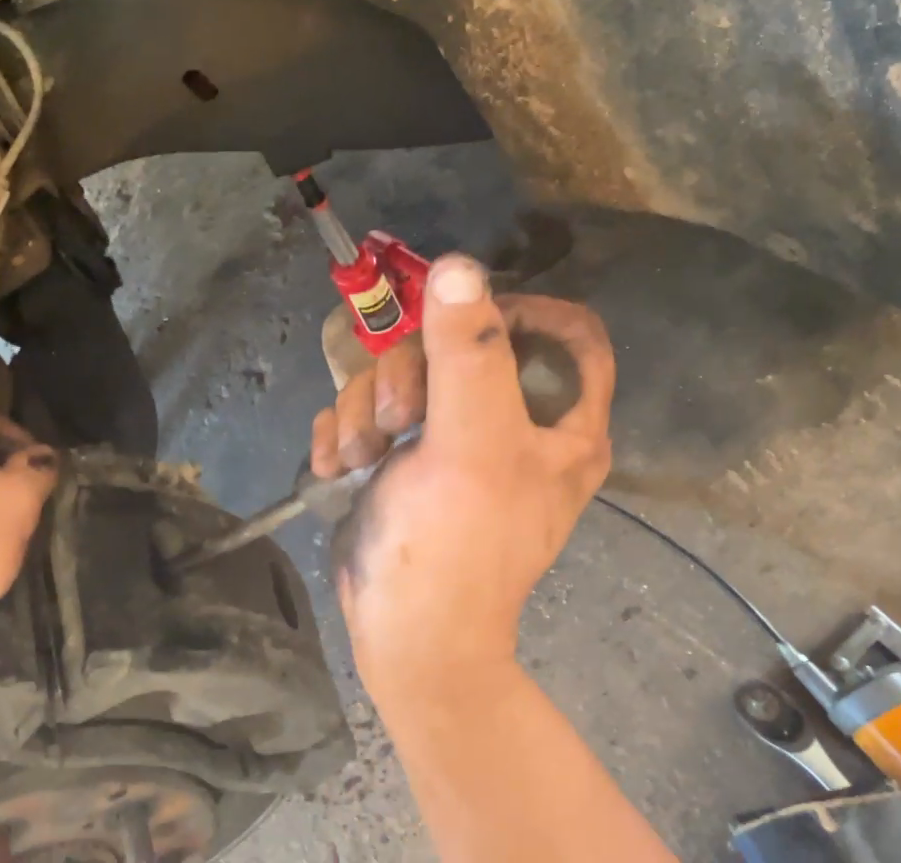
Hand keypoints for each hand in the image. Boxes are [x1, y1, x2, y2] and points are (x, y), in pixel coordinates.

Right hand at [313, 255, 615, 701]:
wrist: (401, 635)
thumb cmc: (456, 547)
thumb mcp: (472, 445)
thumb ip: (467, 355)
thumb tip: (456, 265)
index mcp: (559, 422)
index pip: (562, 330)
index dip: (514, 311)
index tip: (460, 323)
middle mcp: (508, 423)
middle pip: (454, 346)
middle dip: (408, 372)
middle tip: (398, 419)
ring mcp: (447, 440)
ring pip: (398, 375)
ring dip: (365, 407)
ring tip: (362, 456)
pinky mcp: (397, 457)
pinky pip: (366, 410)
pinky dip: (345, 432)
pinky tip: (338, 465)